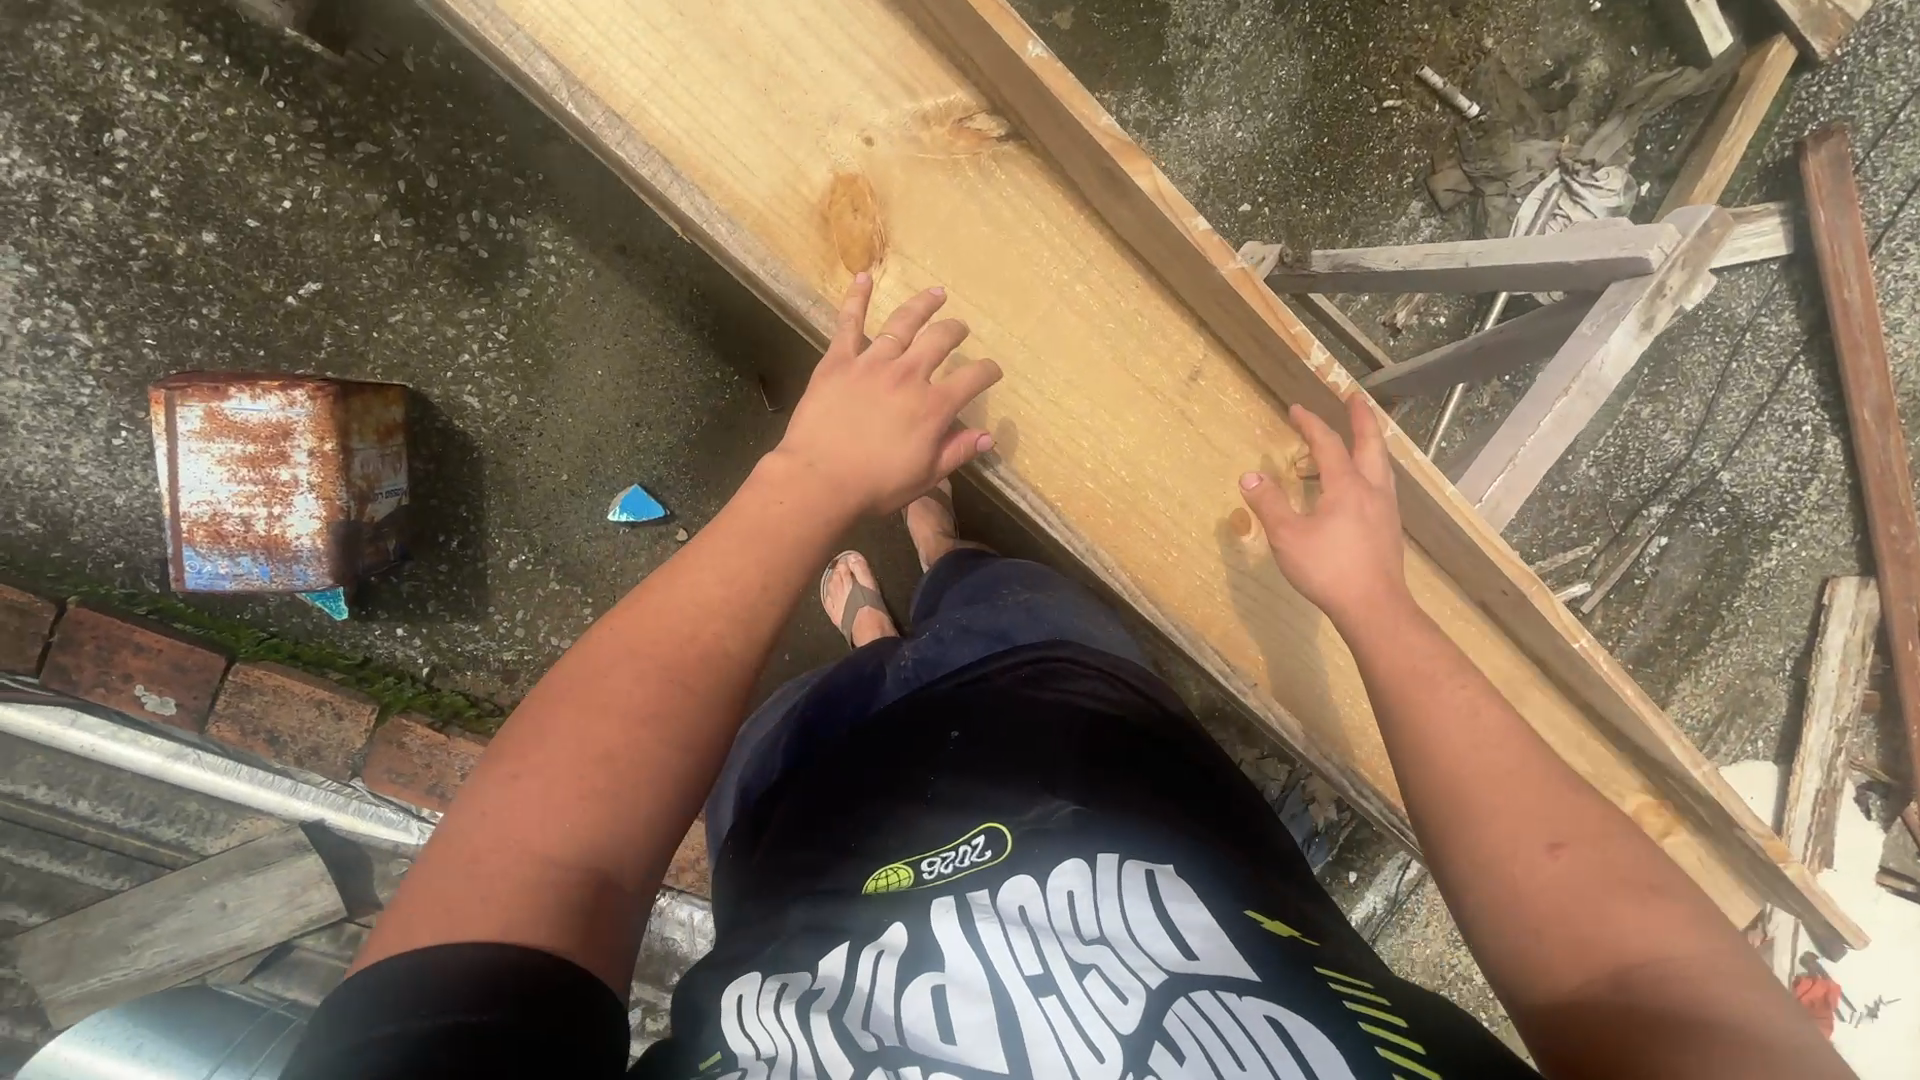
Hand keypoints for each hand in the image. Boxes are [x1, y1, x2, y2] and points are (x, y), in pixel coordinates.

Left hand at [770, 275, 1002, 517]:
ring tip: (936, 294)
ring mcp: (872, 363)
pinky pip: (849, 323)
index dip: (988, 371)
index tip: (992, 370)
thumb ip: (958, 452)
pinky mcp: (838, 361)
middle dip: (956, 331)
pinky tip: (864, 277)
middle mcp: (908, 375)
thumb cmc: (875, 486)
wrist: (820, 480)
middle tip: (960, 329)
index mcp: (933, 407)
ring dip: (923, 306)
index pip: (973, 378)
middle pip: (941, 340)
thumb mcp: (926, 477)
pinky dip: (857, 298)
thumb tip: (988, 436)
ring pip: (903, 323)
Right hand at [1240, 394, 1413, 629]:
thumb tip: (1249, 476)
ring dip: (1369, 444)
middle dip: (1361, 419)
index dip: (1311, 424)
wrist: (1373, 606)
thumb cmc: (1328, 568)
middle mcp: (1371, 490)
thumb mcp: (1287, 536)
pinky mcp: (1388, 529)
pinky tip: (1362, 486)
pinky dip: (1370, 470)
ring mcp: (1385, 509)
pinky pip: (1381, 485)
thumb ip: (1268, 503)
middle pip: (1370, 444)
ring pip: (1381, 465)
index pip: (1328, 444)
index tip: (1296, 409)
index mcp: (1346, 486)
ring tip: (1359, 438)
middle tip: (1354, 399)